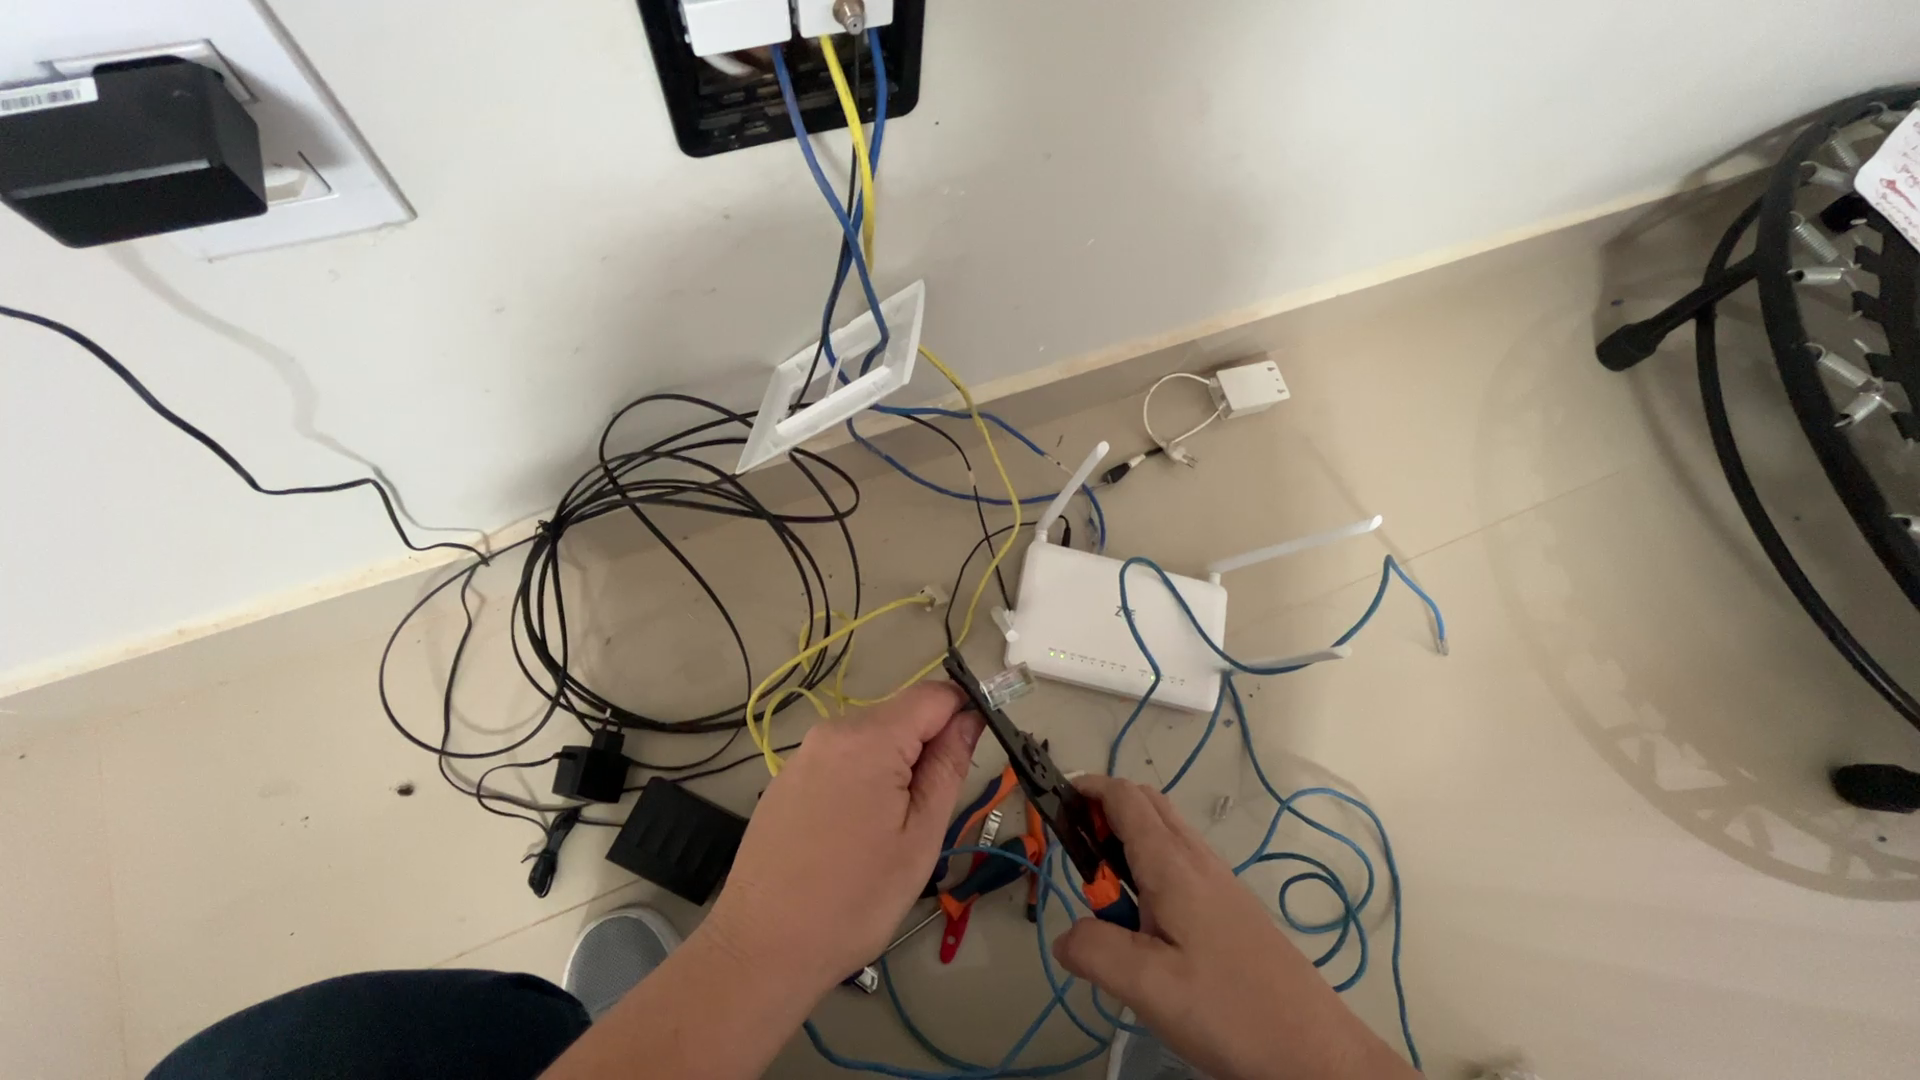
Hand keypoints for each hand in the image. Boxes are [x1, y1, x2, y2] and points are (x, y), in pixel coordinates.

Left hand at [698, 681, 983, 995]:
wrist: (763, 947)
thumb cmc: (855, 899)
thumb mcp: (920, 837)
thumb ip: (948, 767)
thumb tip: (970, 720)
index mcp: (869, 738)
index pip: (933, 694)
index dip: (964, 713)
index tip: (974, 756)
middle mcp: (832, 732)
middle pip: (901, 716)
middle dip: (927, 750)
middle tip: (929, 814)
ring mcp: (804, 754)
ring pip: (872, 740)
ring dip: (895, 769)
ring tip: (890, 833)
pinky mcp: (787, 779)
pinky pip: (842, 761)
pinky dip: (863, 782)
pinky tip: (854, 835)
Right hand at [1052, 776, 1417, 1079]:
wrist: (1315, 1051)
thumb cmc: (1229, 1009)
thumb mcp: (1149, 986)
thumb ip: (1095, 951)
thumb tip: (1063, 936)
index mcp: (1172, 865)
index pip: (1125, 799)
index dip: (1089, 789)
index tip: (1055, 800)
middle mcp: (1197, 861)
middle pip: (1148, 804)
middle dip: (1106, 807)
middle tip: (1075, 847)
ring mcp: (1219, 882)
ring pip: (1166, 832)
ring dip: (1128, 836)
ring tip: (1104, 890)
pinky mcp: (1231, 909)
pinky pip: (1181, 862)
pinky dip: (1150, 864)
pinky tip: (1145, 919)